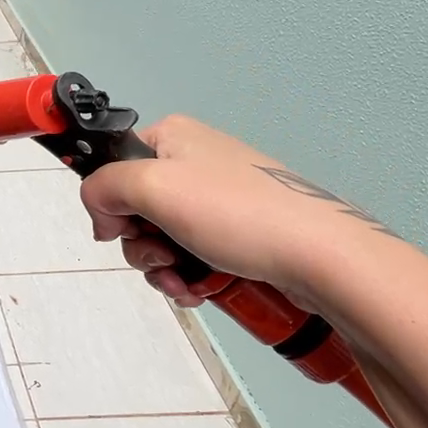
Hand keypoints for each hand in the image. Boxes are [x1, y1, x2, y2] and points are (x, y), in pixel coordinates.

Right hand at [79, 115, 390, 305]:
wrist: (326, 257)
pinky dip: (188, 276)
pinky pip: (194, 255)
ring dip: (162, 266)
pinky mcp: (242, 235)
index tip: (118, 226)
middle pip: (135, 206)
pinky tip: (199, 291)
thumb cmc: (234, 212)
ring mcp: (220, 201)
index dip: (107, 198)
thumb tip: (102, 215)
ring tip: (185, 282)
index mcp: (173, 136)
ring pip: (162, 237)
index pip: (113, 162)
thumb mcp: (151, 186)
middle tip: (162, 257)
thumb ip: (102, 188)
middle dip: (139, 242)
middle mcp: (194, 163)